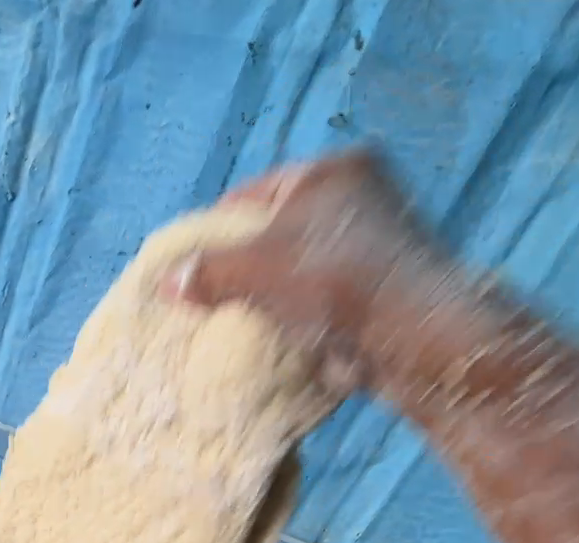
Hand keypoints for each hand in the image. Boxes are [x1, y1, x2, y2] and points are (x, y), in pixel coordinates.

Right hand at [167, 151, 490, 392]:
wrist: (411, 335)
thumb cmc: (332, 280)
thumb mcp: (253, 267)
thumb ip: (207, 271)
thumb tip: (167, 282)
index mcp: (331, 170)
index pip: (249, 195)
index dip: (212, 231)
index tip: (186, 266)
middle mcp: (356, 195)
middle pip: (270, 231)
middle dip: (237, 265)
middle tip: (203, 296)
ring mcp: (369, 241)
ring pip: (289, 266)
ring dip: (261, 293)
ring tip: (229, 318)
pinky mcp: (374, 284)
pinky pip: (312, 293)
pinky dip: (288, 310)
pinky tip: (265, 330)